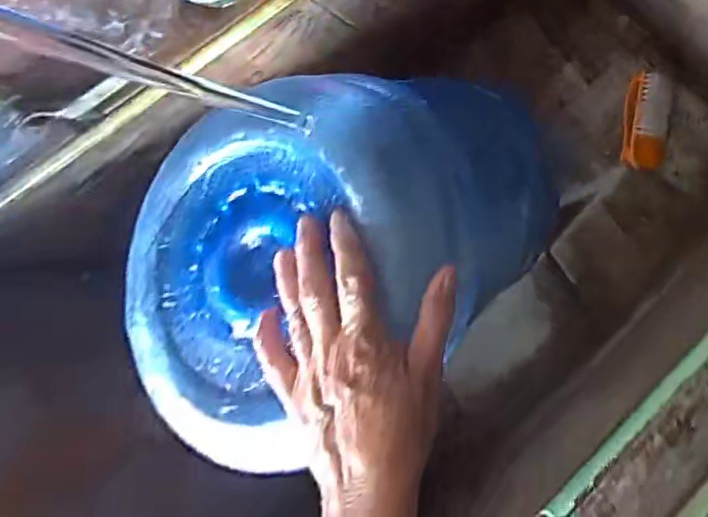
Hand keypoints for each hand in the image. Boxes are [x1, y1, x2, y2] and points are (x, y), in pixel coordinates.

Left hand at [252, 211, 456, 516]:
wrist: (368, 490)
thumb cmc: (404, 429)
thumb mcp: (429, 371)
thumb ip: (435, 318)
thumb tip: (447, 270)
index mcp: (363, 340)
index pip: (352, 281)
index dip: (344, 246)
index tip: (336, 218)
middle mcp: (329, 350)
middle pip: (315, 293)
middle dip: (309, 253)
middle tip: (301, 222)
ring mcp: (307, 375)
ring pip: (293, 319)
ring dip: (286, 284)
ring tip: (280, 253)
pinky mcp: (293, 400)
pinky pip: (274, 364)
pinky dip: (265, 339)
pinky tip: (259, 318)